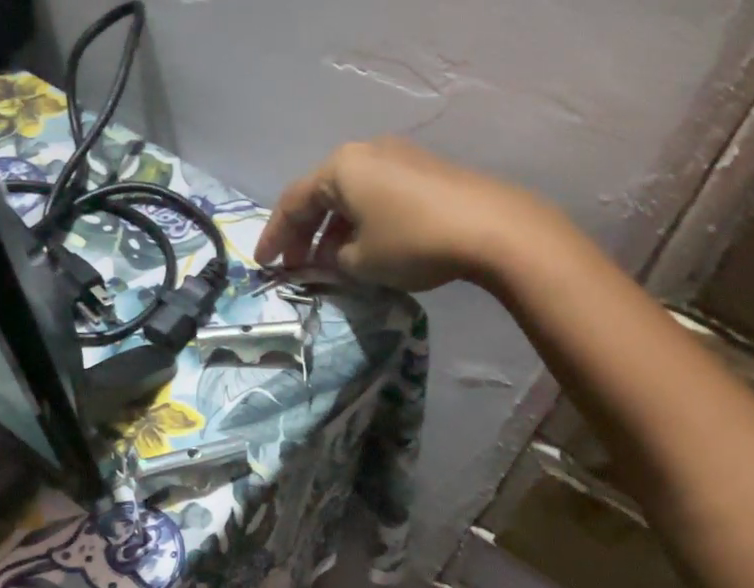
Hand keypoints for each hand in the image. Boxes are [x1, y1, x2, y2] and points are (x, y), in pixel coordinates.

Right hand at [255, 137, 566, 291]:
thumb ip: (333, 260)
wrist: (489, 228)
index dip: (275, 236)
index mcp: (340, 168)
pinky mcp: (422, 173)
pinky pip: (375, 197)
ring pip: (349, 196)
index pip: (293, 202)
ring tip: (327, 266)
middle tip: (294, 268)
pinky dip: (359, 223)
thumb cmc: (412, 242)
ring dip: (333, 231)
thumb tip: (331, 257)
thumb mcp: (361, 262)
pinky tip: (362, 250)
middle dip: (304, 234)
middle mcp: (365, 153)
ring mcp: (397, 158)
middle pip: (321, 194)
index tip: (264, 265)